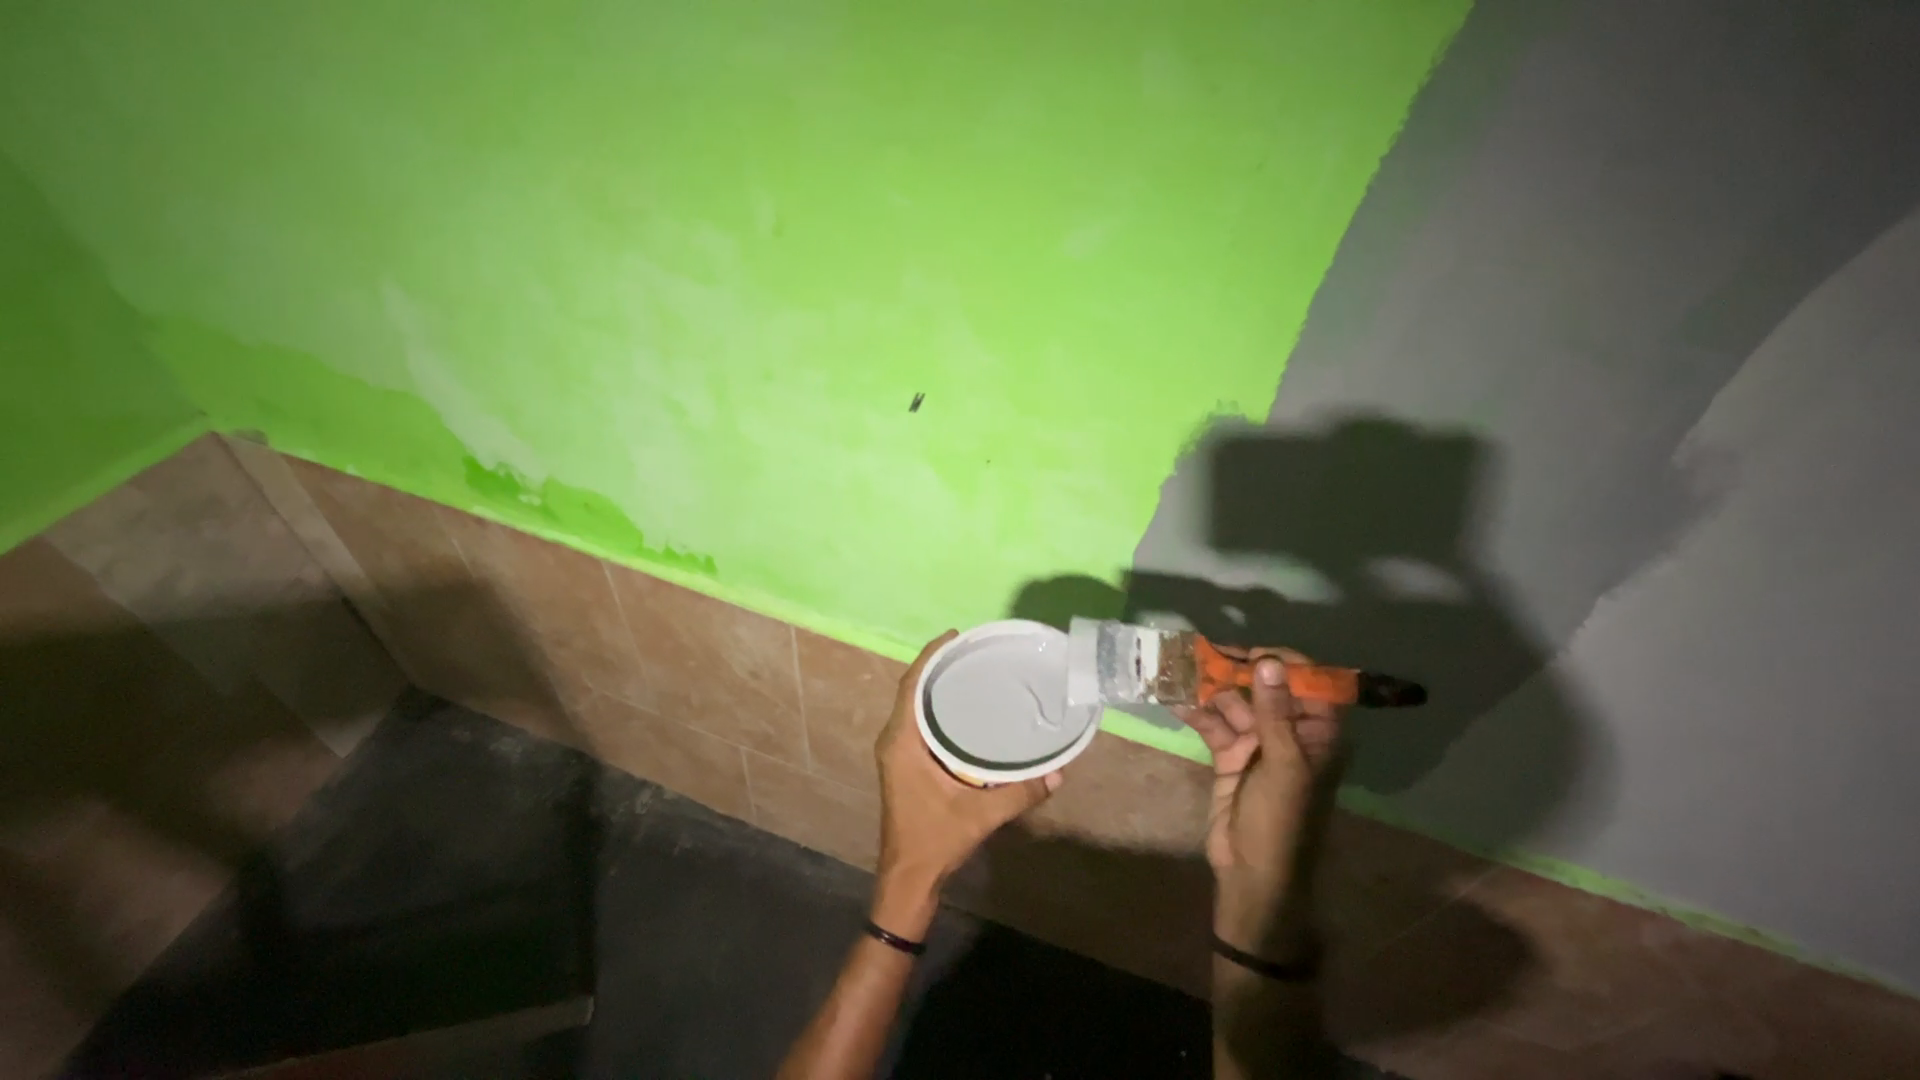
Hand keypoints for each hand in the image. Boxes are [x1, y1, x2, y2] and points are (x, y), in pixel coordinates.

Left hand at [869, 631, 1063, 937]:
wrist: (908, 878)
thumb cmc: (935, 841)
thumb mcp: (981, 815)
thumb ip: (1019, 793)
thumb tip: (1058, 772)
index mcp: (901, 742)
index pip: (910, 686)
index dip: (929, 656)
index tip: (954, 636)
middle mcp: (894, 741)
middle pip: (912, 690)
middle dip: (938, 667)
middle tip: (973, 650)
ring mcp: (897, 753)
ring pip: (913, 707)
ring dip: (936, 687)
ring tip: (971, 670)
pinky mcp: (905, 764)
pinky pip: (918, 723)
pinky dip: (937, 709)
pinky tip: (964, 709)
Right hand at [1176, 648, 1345, 960]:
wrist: (1253, 873)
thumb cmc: (1282, 821)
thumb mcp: (1283, 765)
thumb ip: (1274, 712)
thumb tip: (1269, 661)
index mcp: (1317, 733)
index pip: (1308, 684)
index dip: (1284, 663)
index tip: (1253, 653)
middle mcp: (1289, 731)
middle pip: (1264, 688)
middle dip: (1235, 670)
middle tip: (1202, 653)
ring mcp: (1257, 742)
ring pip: (1233, 703)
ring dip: (1208, 687)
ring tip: (1179, 669)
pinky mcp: (1229, 755)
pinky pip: (1212, 724)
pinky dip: (1194, 712)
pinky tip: (1172, 698)